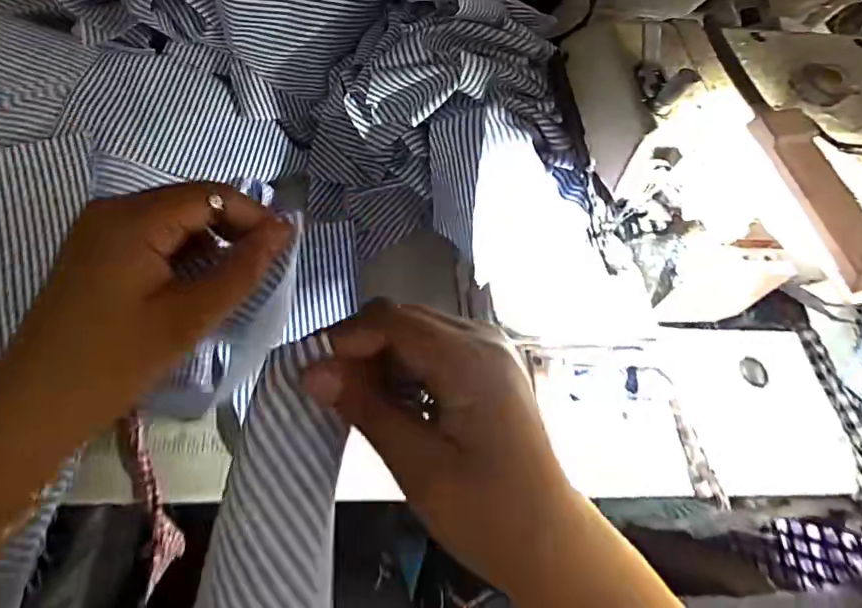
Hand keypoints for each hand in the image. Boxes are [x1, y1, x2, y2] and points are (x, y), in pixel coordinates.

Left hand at [0, 184, 290, 606]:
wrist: (28, 413)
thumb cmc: (111, 364)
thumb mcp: (187, 318)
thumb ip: (241, 269)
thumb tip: (284, 230)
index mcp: (131, 218)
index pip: (210, 195)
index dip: (252, 215)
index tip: (284, 244)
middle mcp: (112, 209)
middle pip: (190, 201)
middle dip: (231, 228)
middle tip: (263, 263)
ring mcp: (97, 228)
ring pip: (172, 218)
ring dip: (206, 242)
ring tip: (229, 278)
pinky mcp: (92, 249)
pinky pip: (150, 234)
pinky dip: (179, 252)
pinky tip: (190, 284)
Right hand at [303, 302, 673, 606]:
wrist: (550, 541)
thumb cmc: (488, 513)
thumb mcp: (419, 467)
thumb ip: (366, 409)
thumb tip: (313, 372)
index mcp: (470, 358)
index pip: (394, 321)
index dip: (347, 338)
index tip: (310, 368)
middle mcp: (483, 339)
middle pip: (406, 319)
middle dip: (361, 347)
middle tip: (327, 387)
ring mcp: (490, 349)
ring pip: (418, 331)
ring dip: (382, 356)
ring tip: (355, 399)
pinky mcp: (489, 365)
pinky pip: (436, 347)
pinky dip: (406, 366)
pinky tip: (392, 401)